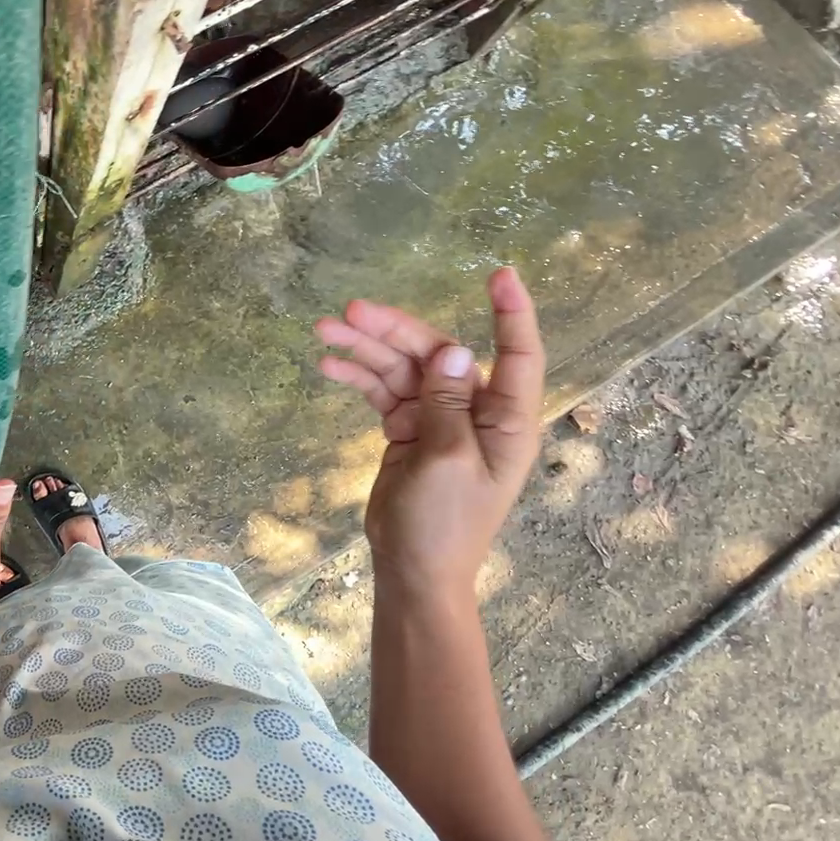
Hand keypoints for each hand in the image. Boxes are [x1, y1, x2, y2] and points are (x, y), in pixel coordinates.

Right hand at [316, 267, 545, 598]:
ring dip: (364, 350)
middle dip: (393, 330)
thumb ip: (448, 404)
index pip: (516, 354)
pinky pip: (381, 392)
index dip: (511, 313)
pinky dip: (357, 378)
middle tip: (347, 312)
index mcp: (504, 418)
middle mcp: (474, 410)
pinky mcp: (405, 429)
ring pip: (401, 369)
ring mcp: (437, 418)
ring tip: (323, 331)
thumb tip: (453, 350)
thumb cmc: (444, 521)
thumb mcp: (448, 460)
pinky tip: (328, 366)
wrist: (414, 566)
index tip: (499, 274)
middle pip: (436, 353)